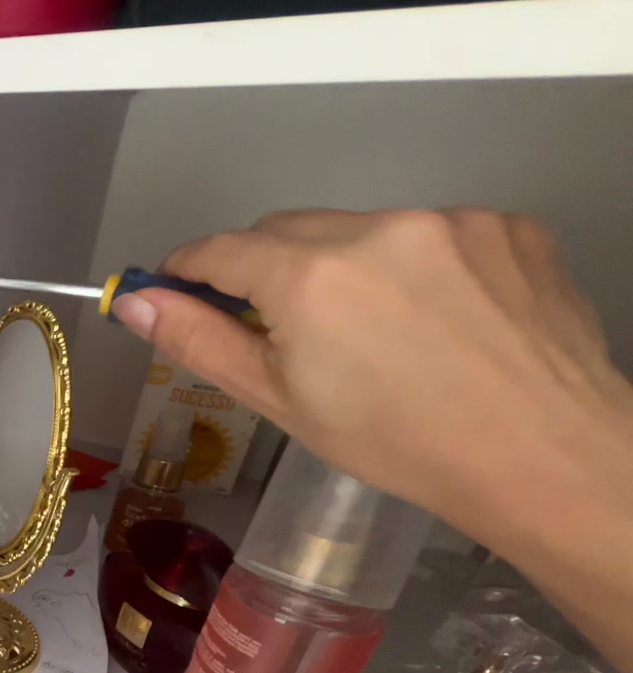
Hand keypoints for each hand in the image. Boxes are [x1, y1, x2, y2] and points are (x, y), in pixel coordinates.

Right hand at [108, 208, 632, 522]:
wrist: (538, 452)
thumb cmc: (386, 438)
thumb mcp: (271, 396)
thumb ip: (196, 338)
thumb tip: (134, 302)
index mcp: (310, 276)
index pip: (218, 248)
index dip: (185, 268)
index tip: (174, 292)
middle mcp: (379, 228)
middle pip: (282, 228)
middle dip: (258, 266)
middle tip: (267, 325)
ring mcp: (452, 220)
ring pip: (353, 228)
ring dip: (332, 264)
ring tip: (359, 328)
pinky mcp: (508, 225)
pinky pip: (423, 231)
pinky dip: (401, 263)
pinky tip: (422, 314)